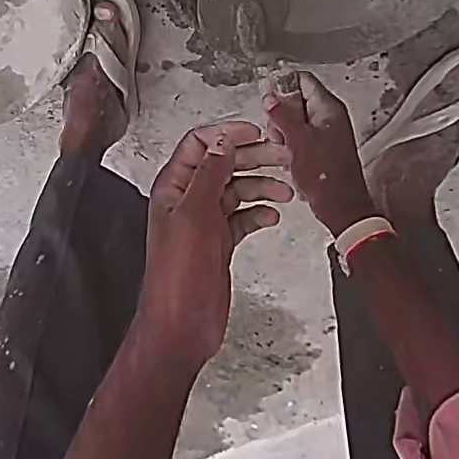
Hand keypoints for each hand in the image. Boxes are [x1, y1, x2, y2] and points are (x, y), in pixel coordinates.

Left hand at [133, 121, 293, 370]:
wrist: (181, 326)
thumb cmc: (178, 275)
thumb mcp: (195, 215)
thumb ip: (209, 174)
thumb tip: (224, 141)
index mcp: (174, 186)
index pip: (199, 144)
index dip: (226, 134)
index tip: (255, 133)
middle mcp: (188, 199)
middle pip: (222, 164)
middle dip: (253, 157)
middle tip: (282, 157)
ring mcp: (204, 220)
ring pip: (236, 190)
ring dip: (261, 186)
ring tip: (285, 191)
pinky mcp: (218, 241)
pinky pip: (242, 217)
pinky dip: (258, 213)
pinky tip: (271, 216)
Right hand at [265, 71, 376, 234]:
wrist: (341, 208)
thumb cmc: (326, 177)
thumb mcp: (297, 139)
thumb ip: (281, 113)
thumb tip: (269, 93)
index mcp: (328, 107)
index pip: (302, 79)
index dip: (282, 84)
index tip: (267, 96)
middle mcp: (329, 116)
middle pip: (296, 98)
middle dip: (280, 112)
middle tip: (278, 129)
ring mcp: (326, 131)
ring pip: (295, 118)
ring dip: (283, 129)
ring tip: (283, 146)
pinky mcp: (321, 146)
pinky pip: (298, 135)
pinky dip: (289, 142)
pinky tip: (289, 155)